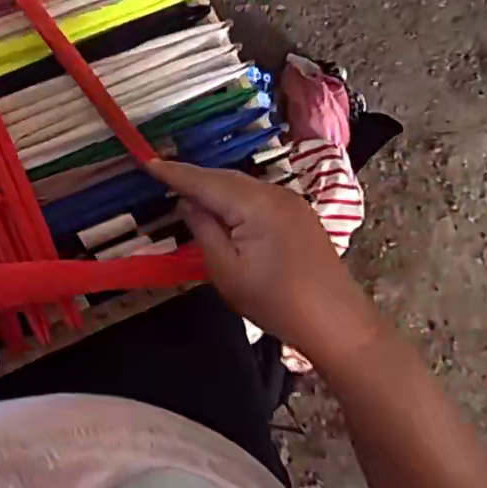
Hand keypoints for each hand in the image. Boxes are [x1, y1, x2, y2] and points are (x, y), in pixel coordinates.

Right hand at [150, 160, 384, 366]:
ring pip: (241, 185)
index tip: (146, 161)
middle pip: (223, 178)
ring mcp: (291, 202)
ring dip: (213, 186)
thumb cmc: (276, 302)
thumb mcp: (226, 271)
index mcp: (254, 204)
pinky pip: (256, 195)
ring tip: (185, 189)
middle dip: (192, 176)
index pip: (204, 181)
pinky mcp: (300, 215)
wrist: (340, 326)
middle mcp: (274, 193)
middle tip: (160, 174)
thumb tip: (188, 203)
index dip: (173, 172)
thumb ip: (203, 230)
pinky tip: (222, 206)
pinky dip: (233, 196)